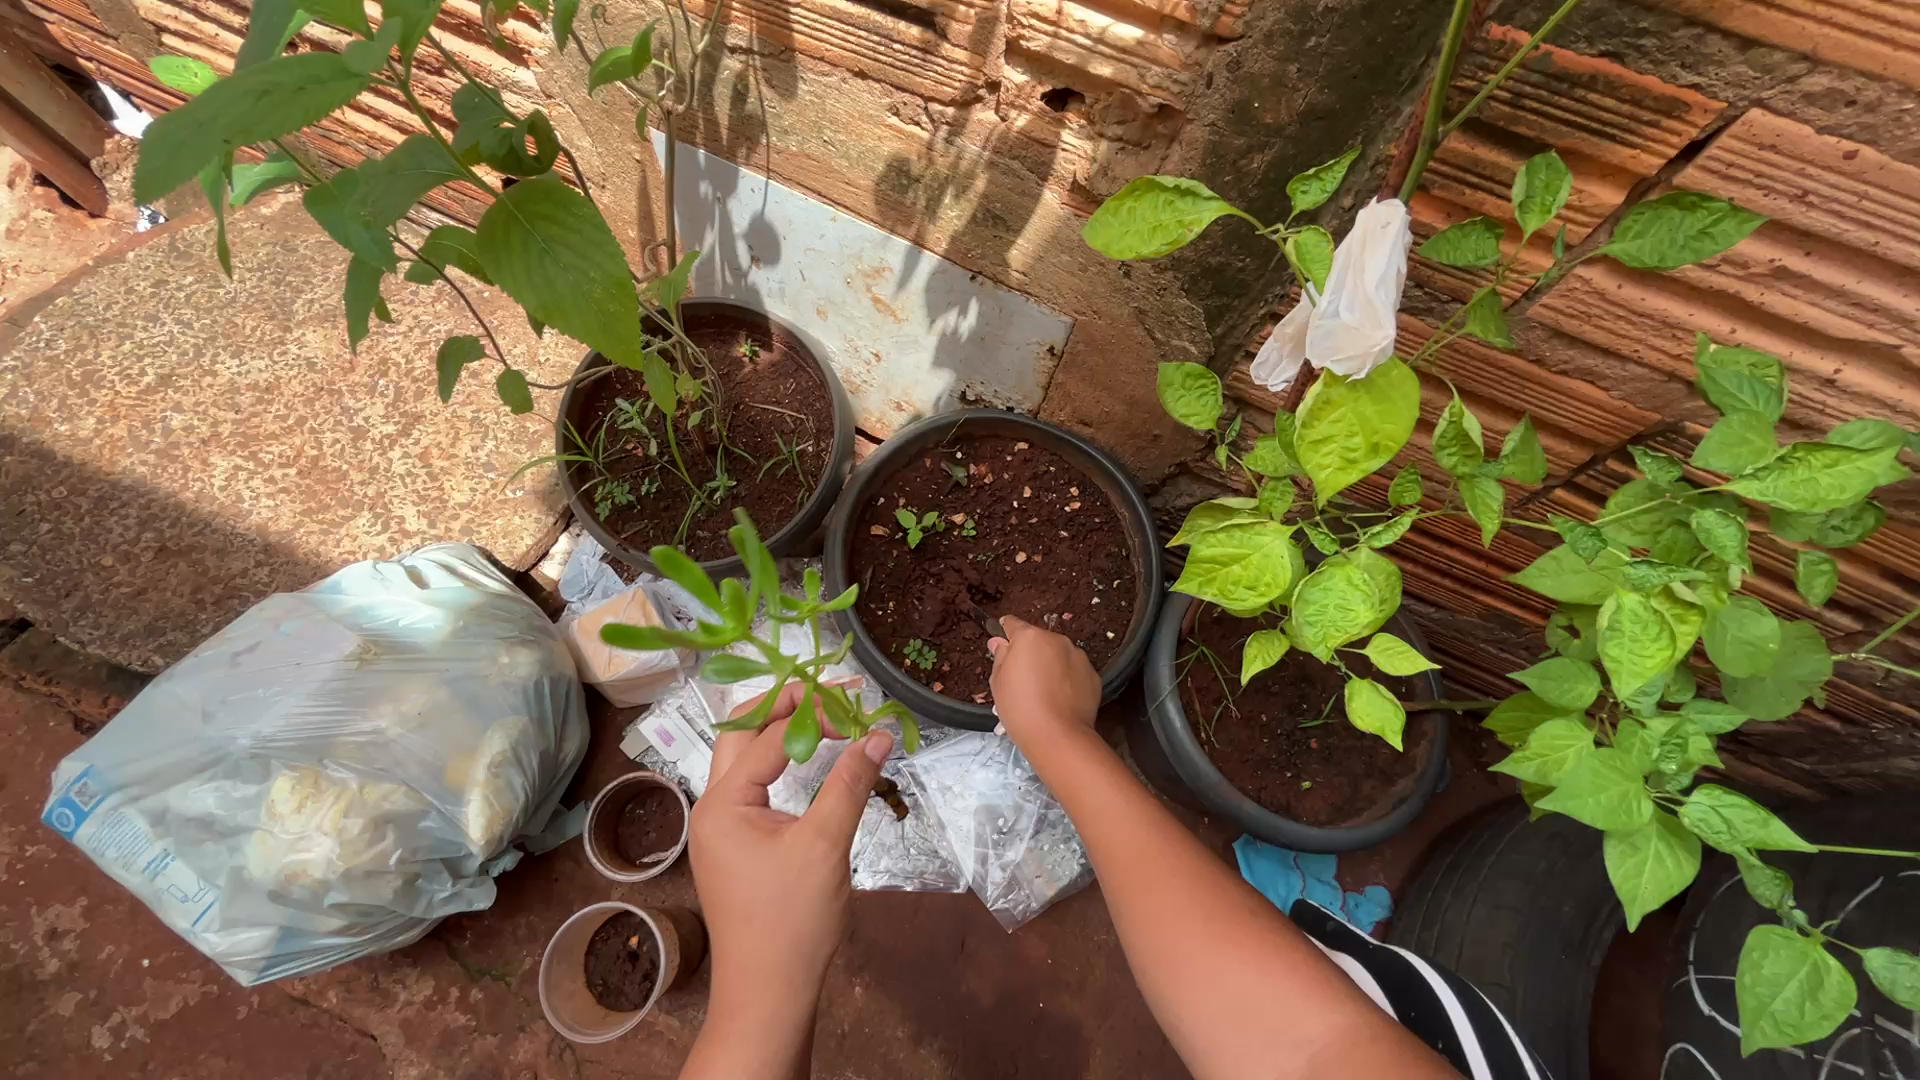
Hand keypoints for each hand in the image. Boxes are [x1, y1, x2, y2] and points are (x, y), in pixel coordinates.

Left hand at [693, 681, 890, 1032]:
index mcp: (722, 803)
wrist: (769, 994)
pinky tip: (804, 758)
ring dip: (777, 730)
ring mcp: (719, 827)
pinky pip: (751, 784)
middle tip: (827, 692)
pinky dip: (777, 760)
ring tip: (819, 712)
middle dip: (782, 705)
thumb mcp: (826, 844)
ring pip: (742, 758)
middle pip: (739, 734)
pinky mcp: (733, 844)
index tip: (856, 705)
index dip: (813, 714)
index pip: (768, 736)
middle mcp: (711, 807)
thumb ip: (850, 783)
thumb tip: (879, 734)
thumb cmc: (793, 920)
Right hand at [988, 615, 1100, 753]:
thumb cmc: (1020, 708)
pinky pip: (1074, 671)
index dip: (1006, 631)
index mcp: (1029, 637)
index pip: (1013, 624)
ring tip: (1044, 692)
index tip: (1003, 639)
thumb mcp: (998, 682)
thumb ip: (1000, 656)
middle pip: (1038, 641)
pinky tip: (1060, 699)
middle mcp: (1056, 640)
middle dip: (1031, 654)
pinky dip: (1067, 679)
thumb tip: (1000, 642)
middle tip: (1023, 679)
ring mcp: (1077, 656)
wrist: (1058, 736)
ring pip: (1058, 655)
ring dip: (1051, 665)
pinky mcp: (1092, 674)